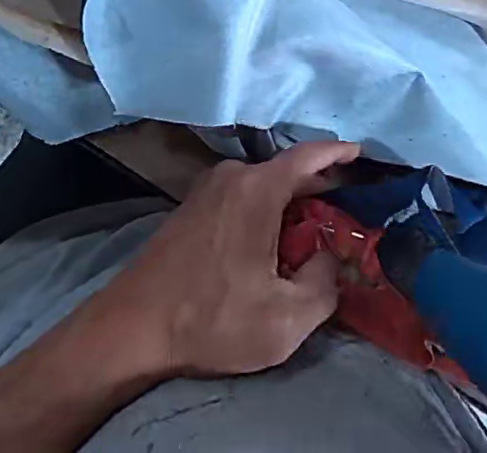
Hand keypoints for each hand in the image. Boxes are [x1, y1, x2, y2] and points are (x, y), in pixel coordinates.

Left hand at [0, 143, 360, 452]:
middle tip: (347, 201)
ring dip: (290, 200)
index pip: (310, 156)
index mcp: (259, 189)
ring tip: (313, 224)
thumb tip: (328, 258)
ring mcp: (208, 189)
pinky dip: (265, 208)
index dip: (339, 152)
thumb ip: (325, 285)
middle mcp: (234, 176)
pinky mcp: (191, 207)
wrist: (125, 333)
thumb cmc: (209, 319)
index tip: (361, 152)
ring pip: (264, 185)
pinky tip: (271, 237)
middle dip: (319, 184)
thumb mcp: (284, 320)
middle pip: (288, 171)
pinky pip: (243, 196)